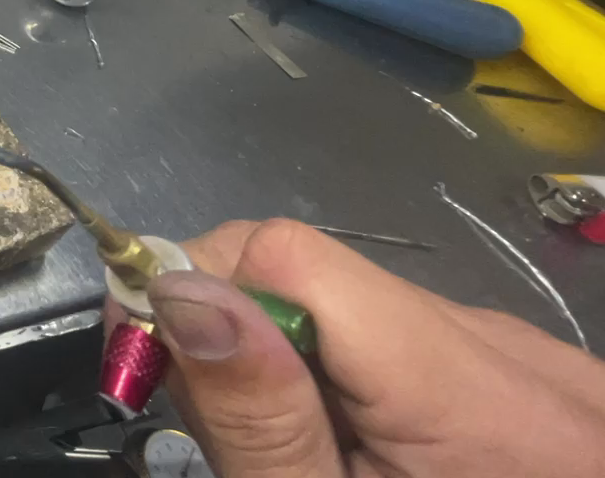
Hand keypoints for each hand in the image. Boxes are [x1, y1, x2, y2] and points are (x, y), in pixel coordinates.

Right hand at [144, 219, 604, 476]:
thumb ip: (253, 413)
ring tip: (301, 437)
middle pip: (315, 272)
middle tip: (216, 409)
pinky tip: (360, 434)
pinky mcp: (532, 374)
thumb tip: (176, 290)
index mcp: (487, 402)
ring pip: (348, 298)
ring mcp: (536, 360)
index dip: (204, 282)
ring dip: (287, 346)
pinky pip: (395, 326)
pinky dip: (345, 363)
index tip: (157, 345)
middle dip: (237, 321)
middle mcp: (520, 355)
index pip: (292, 255)